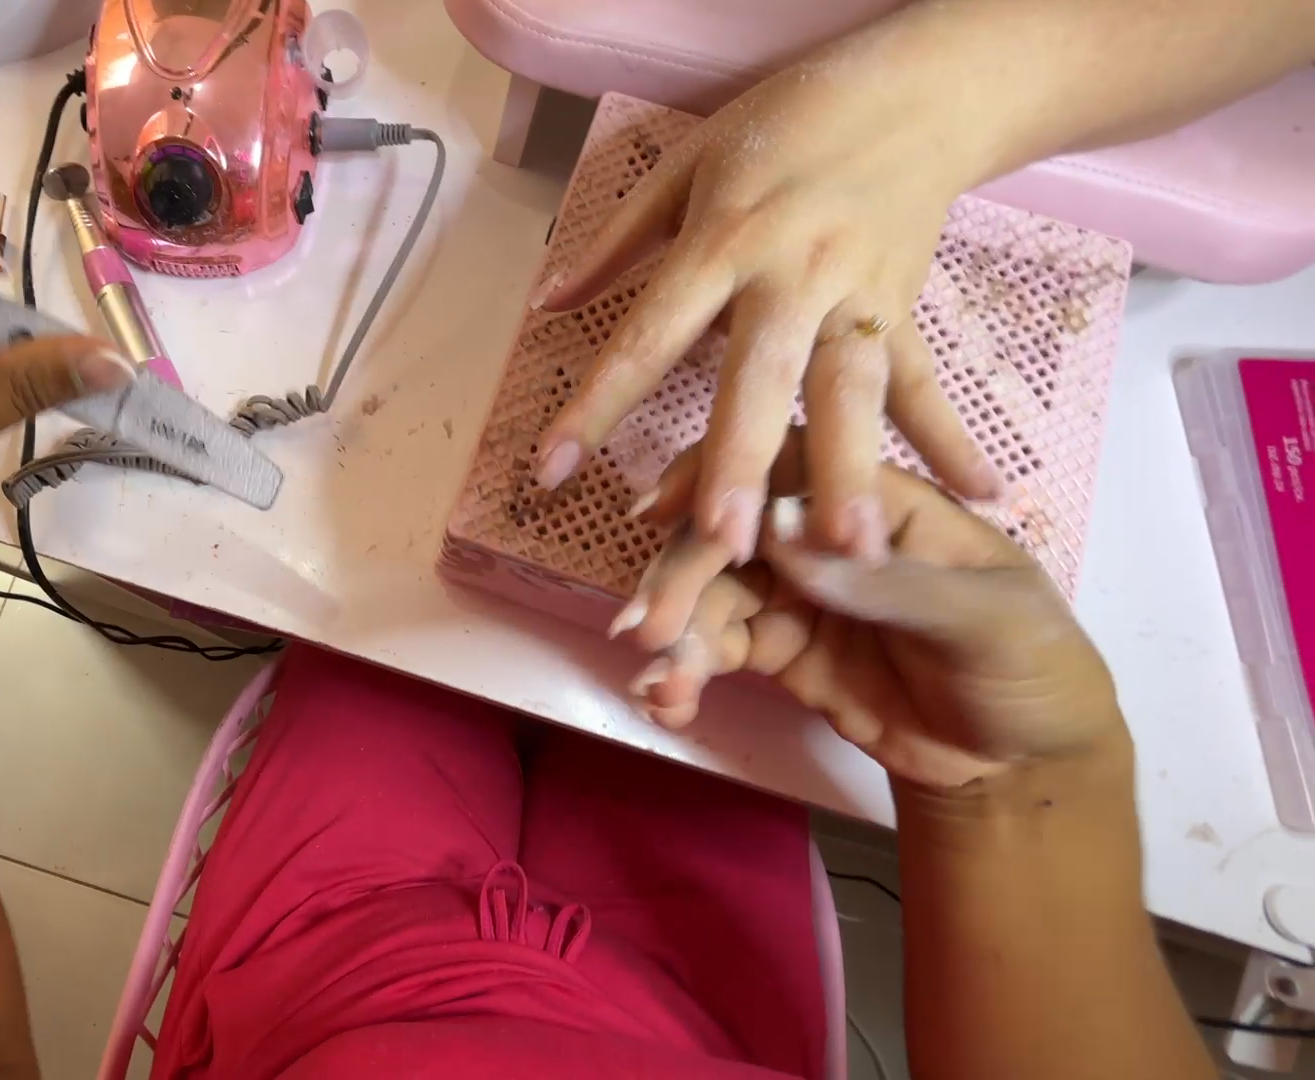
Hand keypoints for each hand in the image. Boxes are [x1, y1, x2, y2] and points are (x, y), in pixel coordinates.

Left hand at [530, 41, 1007, 564]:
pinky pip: (923, 381)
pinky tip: (984, 497)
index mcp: (720, 243)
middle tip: (720, 543)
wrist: (920, 81)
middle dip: (738, 463)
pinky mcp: (906, 309)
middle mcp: (791, 277)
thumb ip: (612, 245)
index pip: (645, 339)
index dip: (595, 407)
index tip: (550, 471)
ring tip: (850, 553)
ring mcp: (858, 297)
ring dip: (848, 472)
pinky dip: (949, 438)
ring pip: (850, 393)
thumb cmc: (781, 127)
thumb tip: (543, 303)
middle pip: (759, 380)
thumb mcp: (682, 167)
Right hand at [611, 430, 1121, 790]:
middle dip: (680, 581)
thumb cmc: (1031, 669)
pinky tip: (666, 702)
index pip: (782, 469)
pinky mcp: (767, 647)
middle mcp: (815, 537)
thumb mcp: (986, 620)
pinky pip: (709, 648)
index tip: (660, 514)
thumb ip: (886, 579)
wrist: (1014, 765)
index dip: (714, 481)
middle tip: (651, 633)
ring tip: (664, 688)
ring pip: (705, 595)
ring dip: (675, 638)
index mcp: (871, 505)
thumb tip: (772, 528)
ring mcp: (786, 592)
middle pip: (725, 536)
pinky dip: (680, 671)